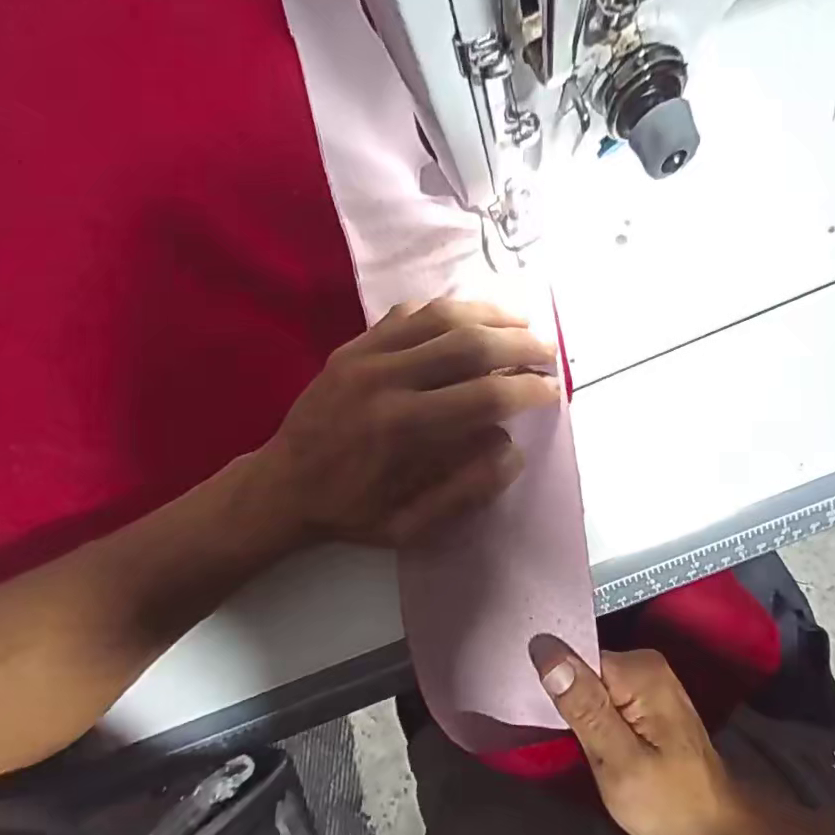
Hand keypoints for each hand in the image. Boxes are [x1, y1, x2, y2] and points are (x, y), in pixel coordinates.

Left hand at [254, 299, 560, 546]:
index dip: (529, 391)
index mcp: (404, 429)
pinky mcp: (352, 346)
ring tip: (520, 324)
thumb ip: (465, 490)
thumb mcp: (409, 525)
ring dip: (489, 315)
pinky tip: (465, 318)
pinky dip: (444, 309)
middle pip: (469, 344)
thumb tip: (512, 448)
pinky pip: (406, 312)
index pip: (485, 396)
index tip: (552, 391)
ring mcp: (365, 355)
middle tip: (547, 353)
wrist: (282, 485)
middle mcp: (387, 381)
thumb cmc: (350, 512)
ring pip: (441, 315)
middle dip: (520, 345)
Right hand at [530, 638, 752, 834]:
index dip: (552, 683)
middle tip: (557, 735)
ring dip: (573, 706)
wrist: (717, 829)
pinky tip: (585, 736)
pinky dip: (588, 712)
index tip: (537, 713)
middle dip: (562, 696)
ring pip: (588, 681)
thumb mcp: (620, 763)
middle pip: (580, 667)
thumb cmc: (670, 803)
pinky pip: (601, 692)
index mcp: (638, 671)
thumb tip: (545, 650)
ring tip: (567, 738)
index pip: (573, 657)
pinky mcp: (643, 697)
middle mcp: (643, 664)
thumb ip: (584, 707)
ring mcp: (646, 680)